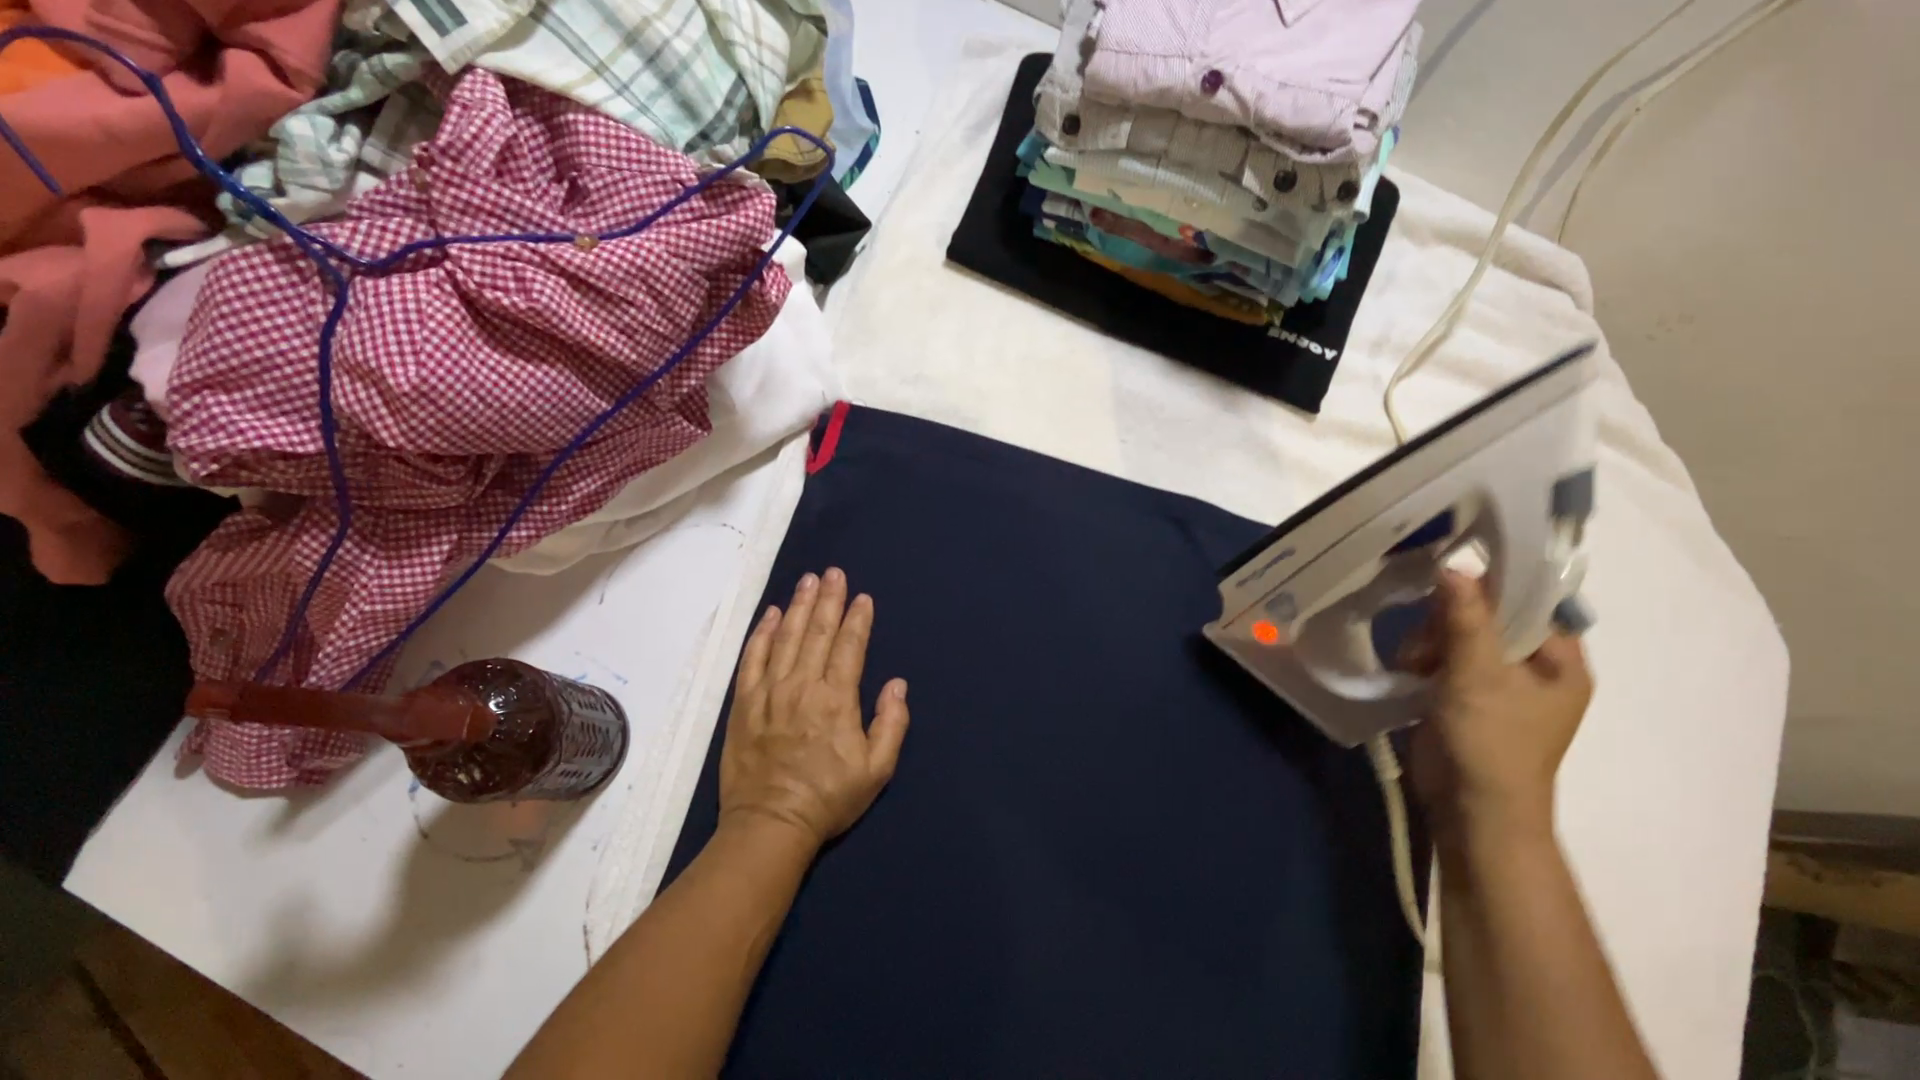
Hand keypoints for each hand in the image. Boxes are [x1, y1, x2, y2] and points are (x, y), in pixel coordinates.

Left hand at [719, 568, 909, 850]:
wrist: (771, 824)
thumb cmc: (829, 798)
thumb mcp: (876, 770)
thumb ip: (891, 724)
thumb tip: (897, 684)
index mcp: (837, 700)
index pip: (849, 647)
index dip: (857, 620)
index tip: (862, 597)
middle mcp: (802, 686)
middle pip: (816, 633)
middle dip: (827, 600)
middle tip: (832, 573)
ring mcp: (768, 692)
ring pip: (784, 638)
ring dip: (797, 606)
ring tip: (807, 581)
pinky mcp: (743, 704)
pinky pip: (752, 659)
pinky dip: (761, 634)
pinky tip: (769, 615)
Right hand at [1403, 570, 1592, 838]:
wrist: (1472, 813)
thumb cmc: (1491, 743)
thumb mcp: (1478, 675)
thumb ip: (1466, 618)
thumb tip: (1455, 563)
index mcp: (1561, 663)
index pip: (1533, 602)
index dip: (1496, 585)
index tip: (1454, 576)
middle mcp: (1534, 670)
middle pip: (1489, 617)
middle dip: (1450, 623)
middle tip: (1429, 640)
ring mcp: (1497, 687)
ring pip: (1458, 638)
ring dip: (1429, 644)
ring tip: (1415, 665)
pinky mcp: (1463, 700)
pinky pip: (1442, 662)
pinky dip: (1423, 663)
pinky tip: (1410, 673)